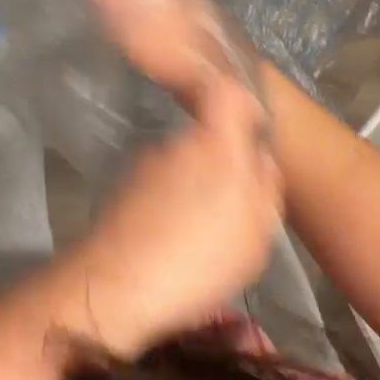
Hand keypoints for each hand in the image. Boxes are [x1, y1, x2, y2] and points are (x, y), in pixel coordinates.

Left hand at [57, 79, 281, 355]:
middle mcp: (174, 143)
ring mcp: (144, 165)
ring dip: (194, 190)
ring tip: (202, 237)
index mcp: (214, 144)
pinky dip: (169, 207)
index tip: (252, 127)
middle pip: (206, 137)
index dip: (242, 102)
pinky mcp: (122, 190)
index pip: (227, 92)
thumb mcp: (256, 232)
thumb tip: (260, 158)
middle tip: (234, 207)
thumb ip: (265, 186)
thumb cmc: (198, 260)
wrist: (115, 288)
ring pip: (183, 165)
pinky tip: (174, 245)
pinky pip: (159, 189)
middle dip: (222, 163)